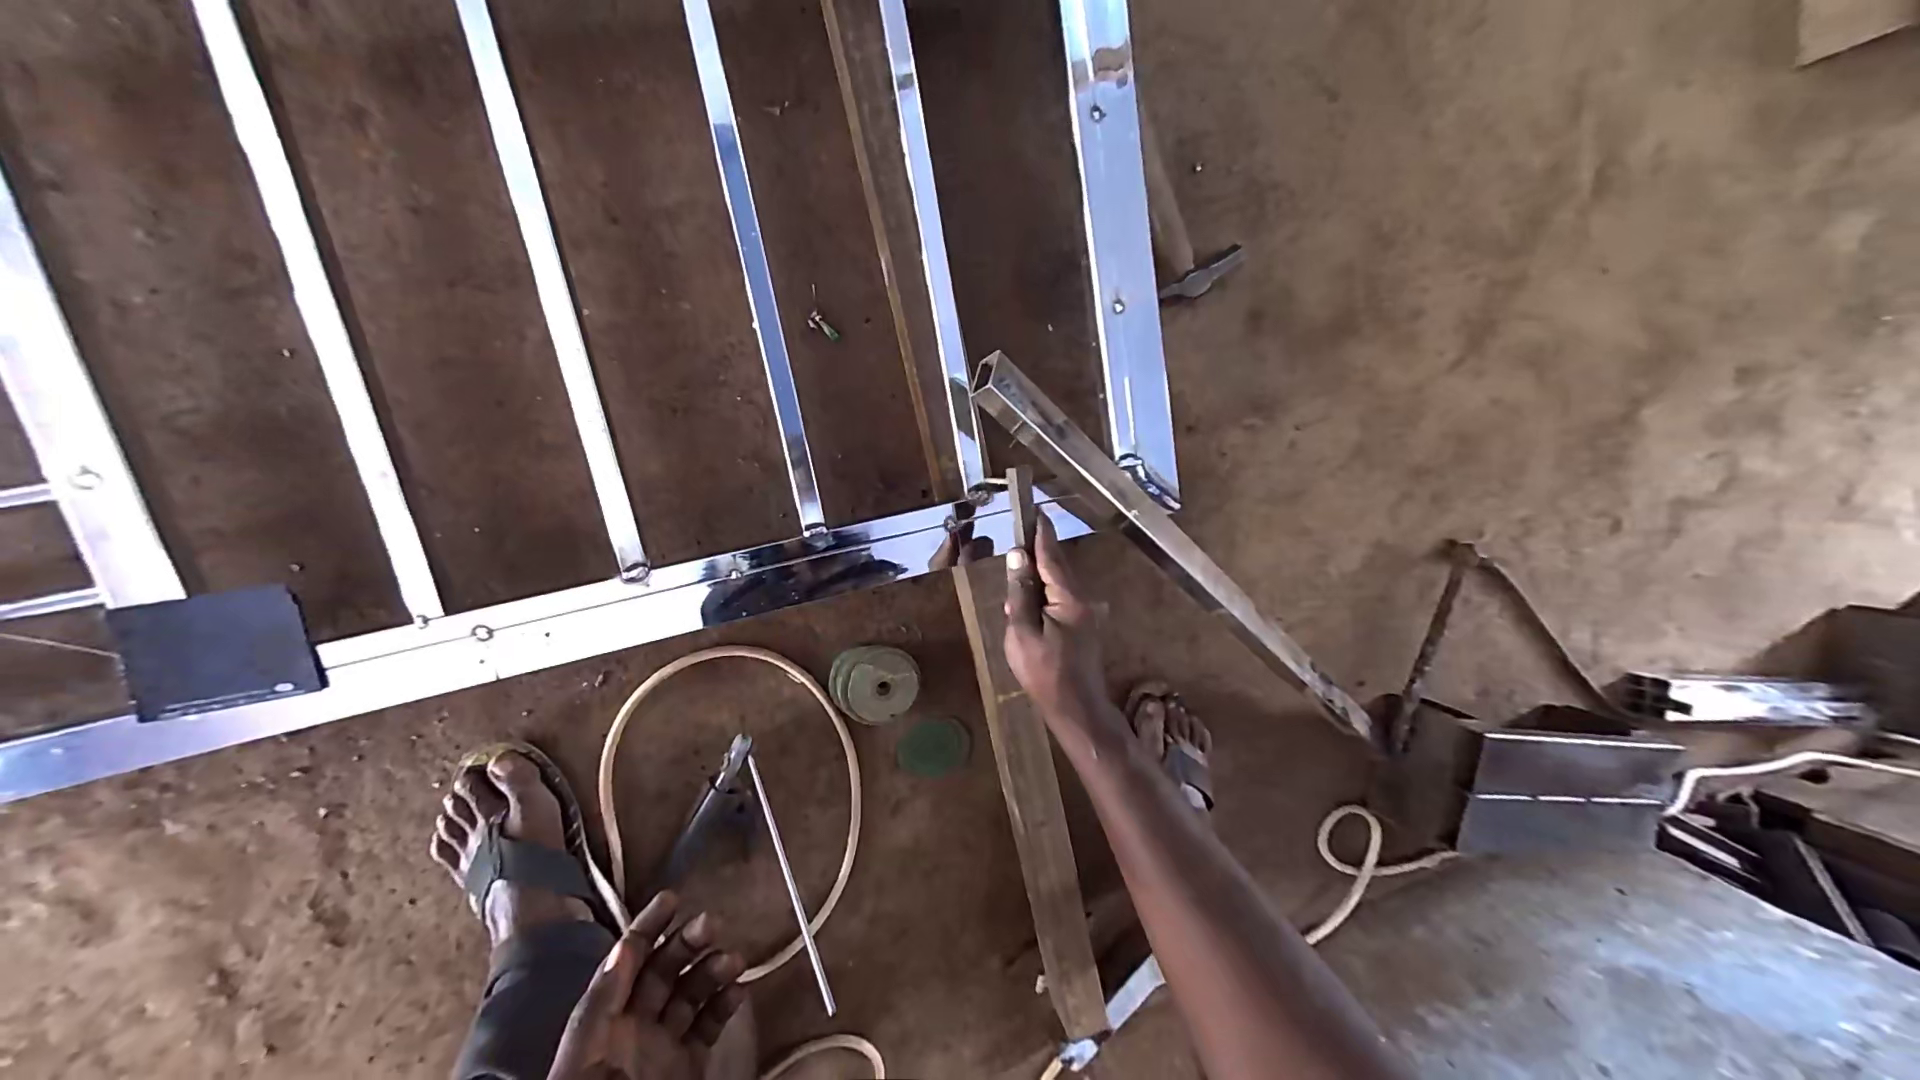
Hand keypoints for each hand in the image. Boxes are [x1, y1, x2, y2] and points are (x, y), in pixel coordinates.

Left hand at [547, 892, 745, 1079]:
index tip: (671, 898)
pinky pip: (708, 1026)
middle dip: (686, 942)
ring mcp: (661, 1048)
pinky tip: (738, 989)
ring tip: (731, 959)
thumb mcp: (582, 1062)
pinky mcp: (687, 1067)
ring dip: (711, 969)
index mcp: (599, 1028)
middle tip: (710, 923)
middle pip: (661, 972)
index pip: (623, 965)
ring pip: (689, 993)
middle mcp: (631, 1030)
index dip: (645, 930)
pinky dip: (724, 1004)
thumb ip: (600, 1005)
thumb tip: (623, 948)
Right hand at [1003, 515, 1111, 749]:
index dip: (1040, 532)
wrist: (1077, 710)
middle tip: (1009, 573)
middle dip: (1030, 568)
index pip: (1051, 555)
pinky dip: (1043, 603)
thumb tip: (1018, 556)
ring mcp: (1088, 612)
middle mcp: (1084, 599)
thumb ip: (1020, 592)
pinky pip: (1060, 602)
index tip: (1033, 510)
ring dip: (1034, 590)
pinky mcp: (1085, 625)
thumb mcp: (1022, 633)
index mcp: (1070, 598)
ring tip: (1015, 610)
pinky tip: (1029, 620)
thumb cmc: (1045, 674)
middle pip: (1054, 569)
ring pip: (1056, 587)